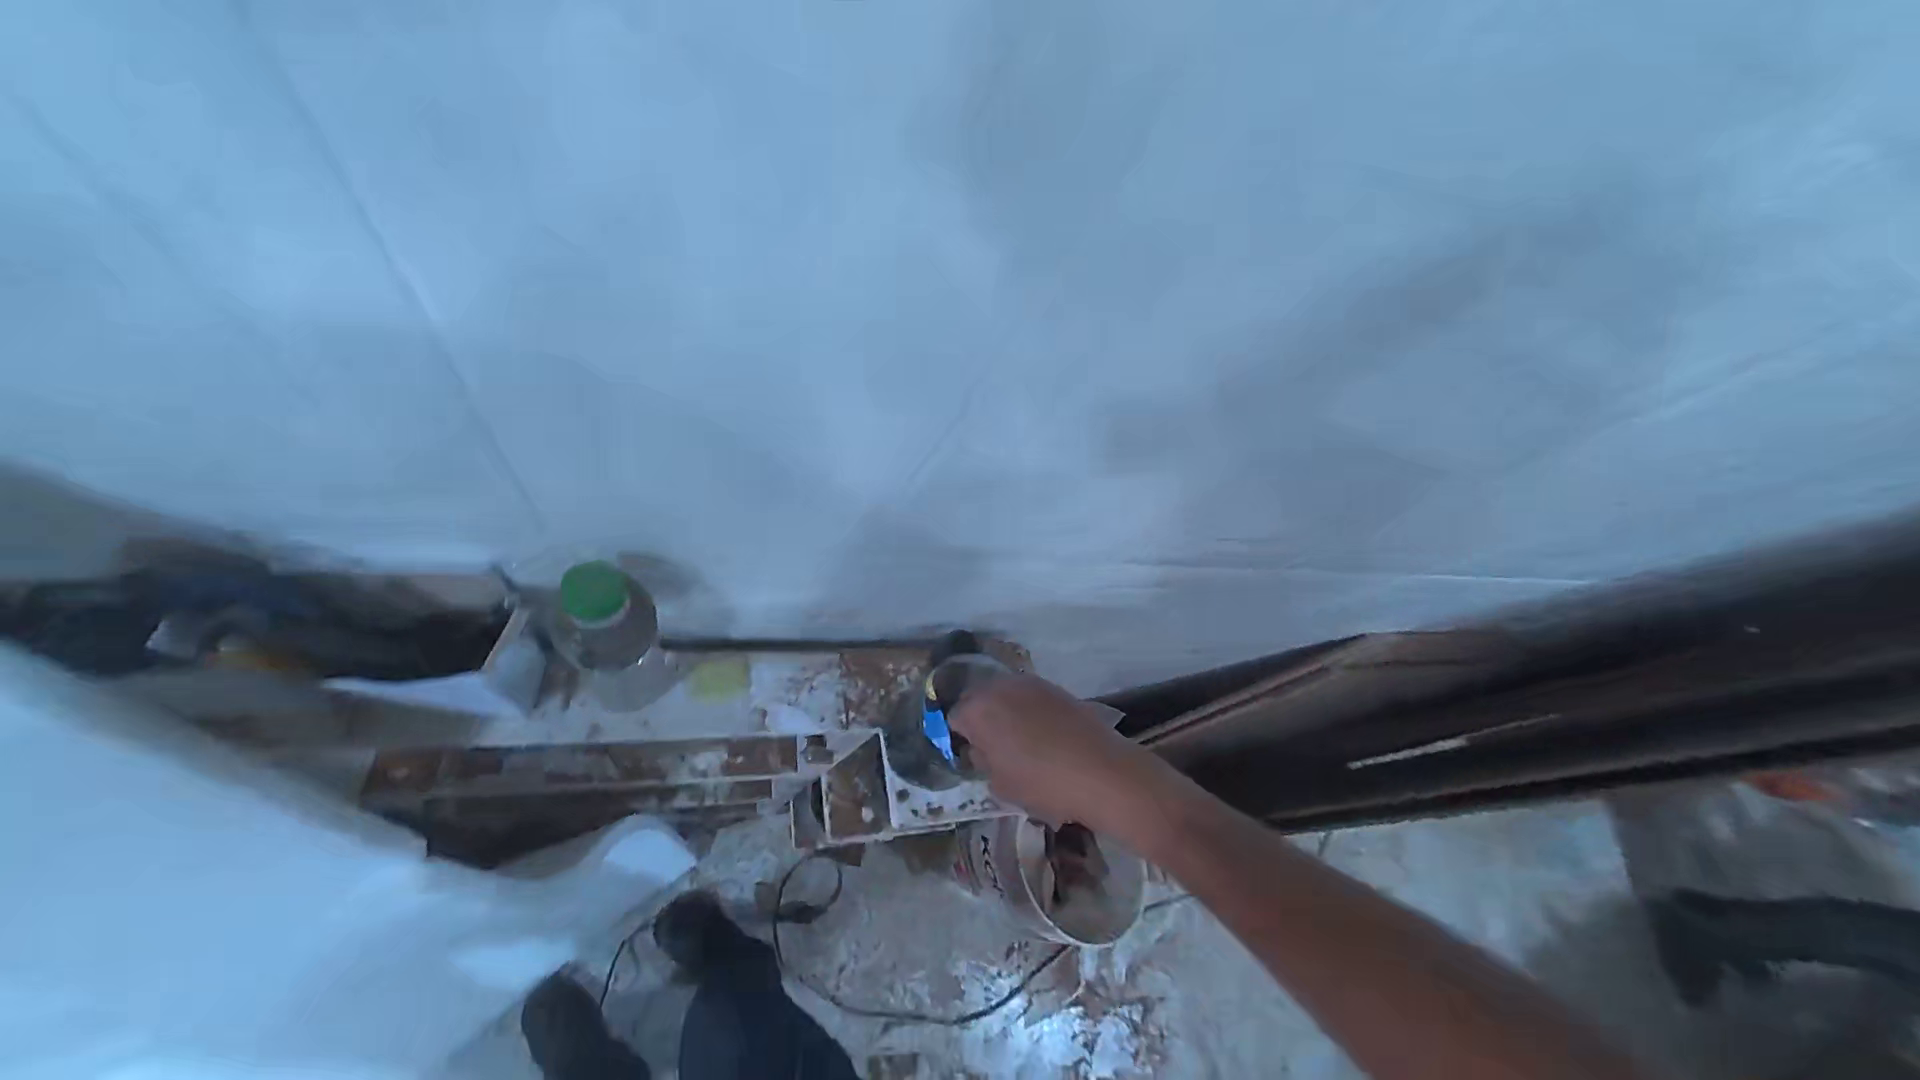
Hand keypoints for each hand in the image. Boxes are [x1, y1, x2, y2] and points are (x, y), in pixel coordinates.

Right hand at [948, 672, 1175, 841]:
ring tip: (1017, 741)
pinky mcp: (1056, 688)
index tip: (970, 756)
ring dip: (1004, 712)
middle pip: (978, 699)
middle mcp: (1000, 687)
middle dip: (979, 719)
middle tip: (990, 748)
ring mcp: (1030, 683)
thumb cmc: (1043, 783)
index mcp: (978, 709)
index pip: (953, 718)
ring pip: (1005, 695)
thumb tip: (982, 749)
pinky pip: (1029, 697)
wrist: (1102, 772)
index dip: (958, 739)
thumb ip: (983, 761)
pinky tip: (1041, 735)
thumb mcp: (1000, 784)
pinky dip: (1028, 711)